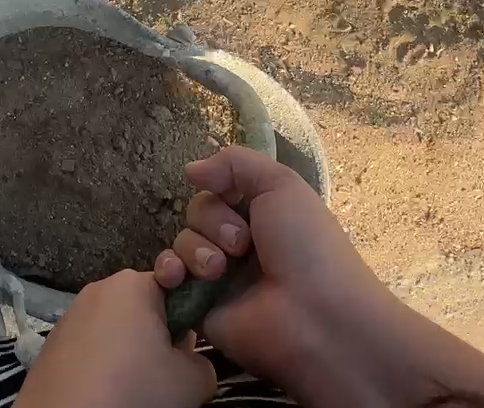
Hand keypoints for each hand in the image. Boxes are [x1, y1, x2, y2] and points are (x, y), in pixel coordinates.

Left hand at [13, 270, 214, 407]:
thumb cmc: (134, 390)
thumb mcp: (191, 382)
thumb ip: (201, 362)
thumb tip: (188, 359)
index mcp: (134, 283)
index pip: (174, 289)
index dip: (185, 322)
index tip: (182, 352)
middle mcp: (101, 287)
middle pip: (144, 311)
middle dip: (155, 340)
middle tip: (160, 376)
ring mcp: (73, 312)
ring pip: (116, 330)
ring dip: (127, 353)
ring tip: (129, 389)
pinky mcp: (53, 339)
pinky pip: (90, 346)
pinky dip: (100, 365)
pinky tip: (102, 392)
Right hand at [152, 145, 388, 386]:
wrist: (317, 321)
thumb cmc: (307, 246)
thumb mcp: (280, 184)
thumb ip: (234, 163)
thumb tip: (189, 171)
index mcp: (258, 214)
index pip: (218, 188)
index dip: (220, 188)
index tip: (233, 197)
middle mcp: (237, 243)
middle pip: (197, 212)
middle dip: (212, 221)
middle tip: (240, 245)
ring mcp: (217, 277)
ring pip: (182, 242)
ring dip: (195, 248)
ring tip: (218, 269)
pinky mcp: (200, 308)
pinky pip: (168, 280)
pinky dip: (167, 270)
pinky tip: (176, 275)